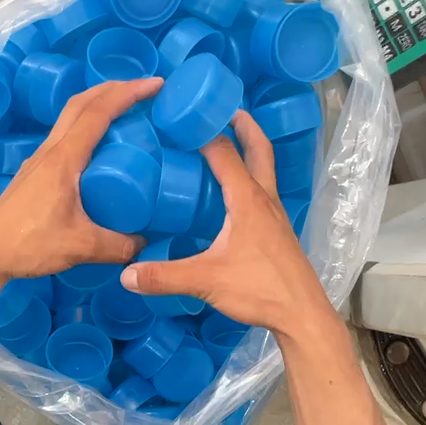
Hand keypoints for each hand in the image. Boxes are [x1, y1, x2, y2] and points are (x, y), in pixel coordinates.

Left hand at [0, 78, 159, 278]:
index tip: (155, 85)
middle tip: (141, 91)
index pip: (98, 112)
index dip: (128, 93)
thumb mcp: (82, 247)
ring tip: (121, 114)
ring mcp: (38, 161)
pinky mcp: (32, 174)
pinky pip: (62, 138)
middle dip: (112, 89)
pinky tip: (94, 150)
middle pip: (80, 104)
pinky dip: (83, 129)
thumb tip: (144, 244)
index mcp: (63, 159)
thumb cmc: (30, 244)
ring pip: (68, 119)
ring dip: (95, 106)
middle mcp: (49, 151)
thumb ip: (118, 246)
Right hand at [120, 111, 333, 339]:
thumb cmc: (259, 289)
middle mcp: (264, 200)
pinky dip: (248, 183)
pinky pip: (261, 195)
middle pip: (259, 150)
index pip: (224, 153)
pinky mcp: (277, 234)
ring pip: (263, 172)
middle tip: (224, 110)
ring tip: (225, 148)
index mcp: (247, 200)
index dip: (205, 131)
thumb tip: (125, 275)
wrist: (301, 314)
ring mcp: (274, 217)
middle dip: (243, 126)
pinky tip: (232, 198)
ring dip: (248, 153)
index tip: (183, 116)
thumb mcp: (205, 281)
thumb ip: (164, 276)